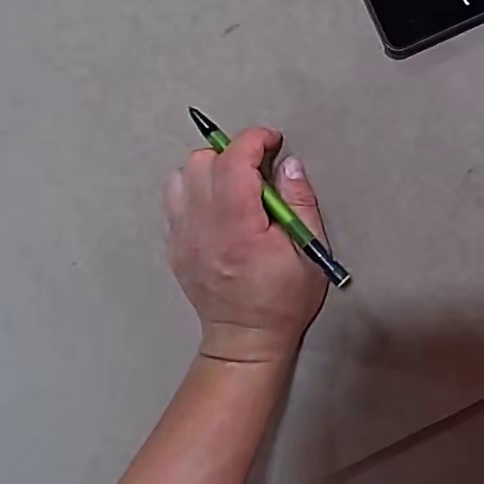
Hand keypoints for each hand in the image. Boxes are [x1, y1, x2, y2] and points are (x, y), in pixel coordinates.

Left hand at [164, 128, 327, 364]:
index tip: (273, 141)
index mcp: (238, 231)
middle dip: (232, 153)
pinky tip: (219, 206)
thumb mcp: (310, 251)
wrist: (245, 342)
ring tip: (235, 187)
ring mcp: (182, 238)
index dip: (253, 140)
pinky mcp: (174, 246)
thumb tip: (288, 163)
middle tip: (258, 169)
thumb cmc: (285, 300)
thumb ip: (300, 202)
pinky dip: (195, 190)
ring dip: (209, 169)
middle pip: (201, 163)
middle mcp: (202, 229)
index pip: (233, 164)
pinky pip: (174, 199)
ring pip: (180, 176)